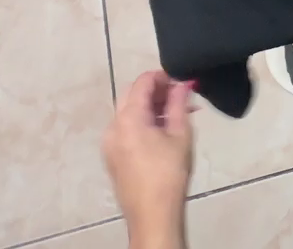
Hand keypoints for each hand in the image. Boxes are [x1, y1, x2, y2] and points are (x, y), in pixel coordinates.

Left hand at [103, 71, 195, 248]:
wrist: (152, 215)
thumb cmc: (169, 172)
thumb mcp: (180, 133)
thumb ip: (179, 102)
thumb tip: (182, 83)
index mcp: (128, 118)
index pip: (143, 81)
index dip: (164, 76)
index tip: (183, 83)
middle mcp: (113, 127)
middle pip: (132, 94)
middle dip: (157, 90)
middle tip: (181, 97)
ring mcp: (109, 143)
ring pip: (128, 110)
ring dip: (151, 106)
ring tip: (177, 114)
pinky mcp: (112, 156)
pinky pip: (125, 127)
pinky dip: (142, 120)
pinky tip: (163, 131)